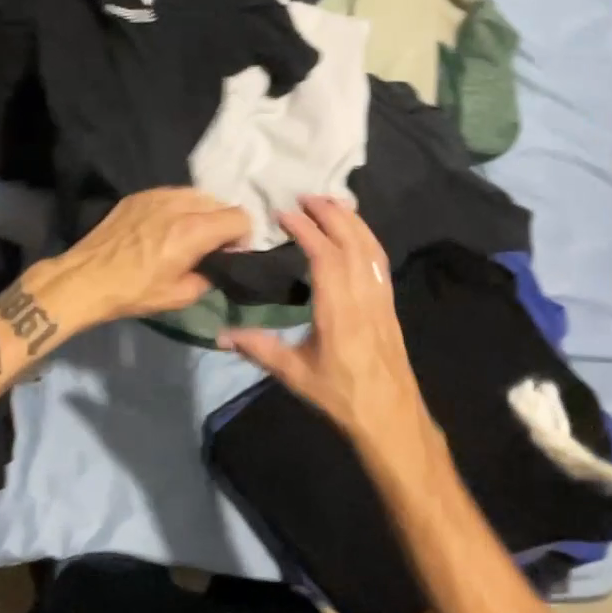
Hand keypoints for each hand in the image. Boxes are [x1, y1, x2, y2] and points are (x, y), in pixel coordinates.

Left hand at [43, 188, 250, 323]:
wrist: (85, 279)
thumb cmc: (133, 292)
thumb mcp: (180, 296)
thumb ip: (208, 277)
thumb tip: (215, 266)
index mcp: (193, 230)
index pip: (240, 217)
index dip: (242, 237)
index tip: (229, 253)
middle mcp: (178, 205)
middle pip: (220, 203)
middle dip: (222, 224)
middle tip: (209, 247)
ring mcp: (156, 196)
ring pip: (196, 195)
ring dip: (201, 213)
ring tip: (187, 234)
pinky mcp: (138, 196)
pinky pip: (171, 195)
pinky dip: (177, 208)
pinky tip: (164, 227)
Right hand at [219, 196, 433, 453]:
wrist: (390, 416)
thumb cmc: (341, 396)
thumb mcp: (294, 374)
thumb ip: (259, 349)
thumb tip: (220, 335)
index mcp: (339, 311)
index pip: (325, 257)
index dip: (306, 231)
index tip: (284, 214)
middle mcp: (364, 297)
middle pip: (352, 243)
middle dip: (331, 214)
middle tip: (306, 196)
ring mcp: (381, 299)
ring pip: (371, 248)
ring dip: (352, 220)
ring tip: (331, 203)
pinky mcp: (389, 305)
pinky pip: (380, 261)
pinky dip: (367, 238)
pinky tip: (356, 233)